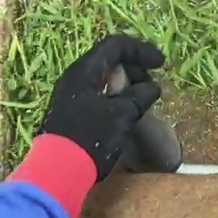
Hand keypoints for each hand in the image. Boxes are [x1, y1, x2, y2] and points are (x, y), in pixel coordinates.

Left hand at [39, 35, 164, 178]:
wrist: (57, 172)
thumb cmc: (91, 137)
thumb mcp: (123, 114)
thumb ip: (140, 95)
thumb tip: (151, 88)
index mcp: (85, 70)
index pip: (116, 45)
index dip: (141, 50)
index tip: (160, 63)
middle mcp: (74, 76)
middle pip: (109, 59)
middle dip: (134, 68)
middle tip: (150, 85)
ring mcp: (69, 93)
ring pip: (102, 77)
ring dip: (125, 83)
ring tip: (140, 100)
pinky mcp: (69, 110)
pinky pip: (96, 92)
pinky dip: (113, 95)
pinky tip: (124, 111)